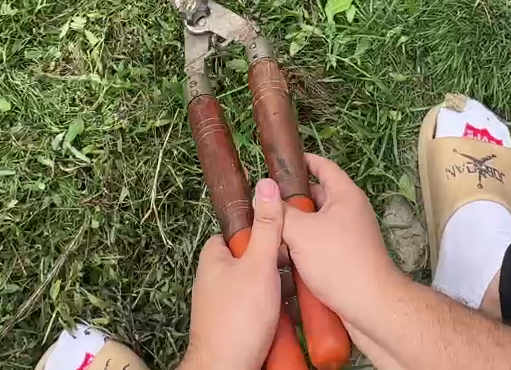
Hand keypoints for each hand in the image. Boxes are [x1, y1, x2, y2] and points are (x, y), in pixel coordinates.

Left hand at [184, 178, 284, 369]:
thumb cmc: (239, 319)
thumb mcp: (258, 264)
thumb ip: (266, 226)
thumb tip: (267, 184)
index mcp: (213, 256)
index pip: (241, 230)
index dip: (263, 231)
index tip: (285, 236)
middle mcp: (214, 278)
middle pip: (252, 259)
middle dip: (275, 266)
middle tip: (294, 270)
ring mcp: (221, 305)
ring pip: (257, 287)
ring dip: (277, 292)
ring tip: (297, 295)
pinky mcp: (231, 327)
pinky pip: (256, 311)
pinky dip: (271, 313)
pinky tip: (288, 318)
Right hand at [279, 154, 405, 323]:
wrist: (370, 308)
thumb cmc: (338, 261)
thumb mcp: (302, 232)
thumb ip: (281, 211)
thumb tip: (263, 194)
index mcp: (345, 194)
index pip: (323, 166)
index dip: (302, 161)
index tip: (279, 161)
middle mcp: (350, 210)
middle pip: (316, 197)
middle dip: (291, 200)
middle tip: (264, 203)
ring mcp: (349, 236)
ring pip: (316, 224)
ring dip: (295, 227)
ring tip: (268, 230)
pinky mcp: (346, 259)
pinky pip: (320, 245)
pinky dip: (303, 247)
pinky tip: (282, 257)